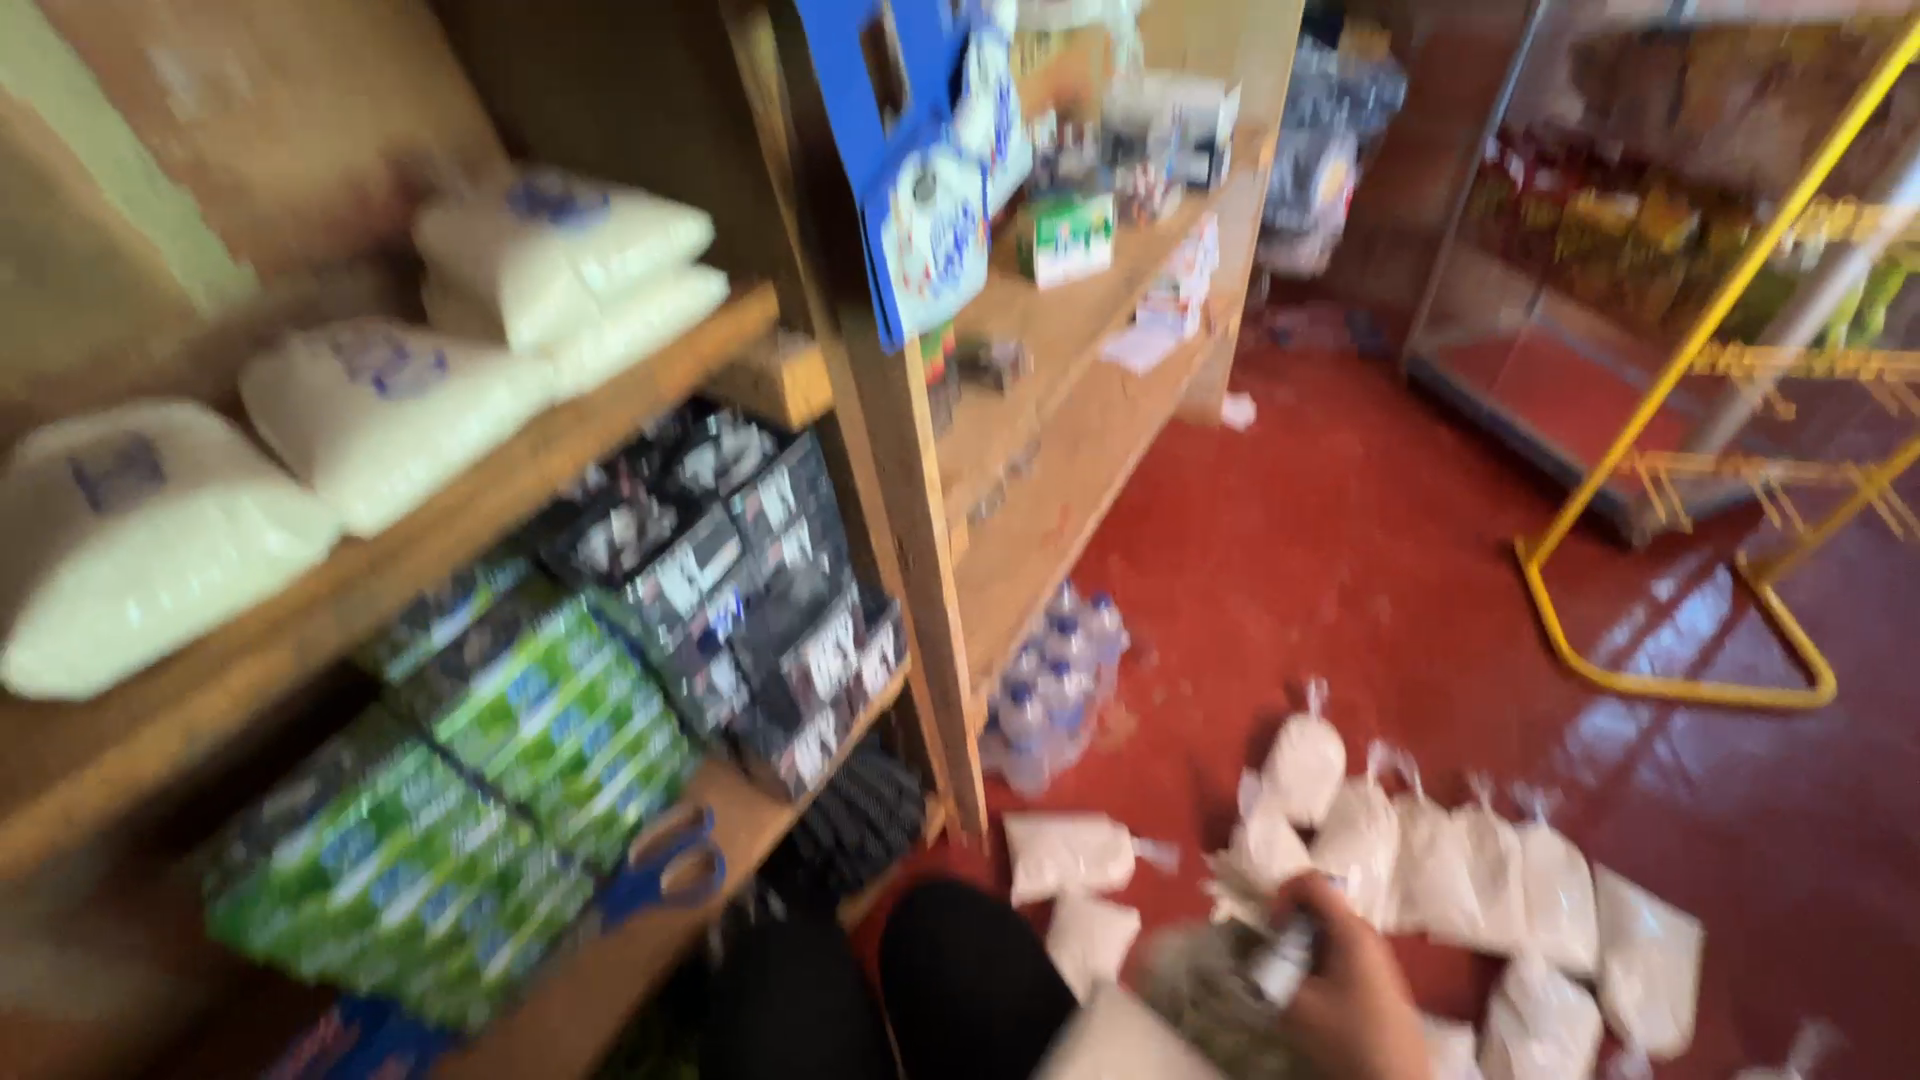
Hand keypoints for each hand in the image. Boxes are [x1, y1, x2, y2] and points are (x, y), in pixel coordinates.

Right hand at [1273, 872, 1431, 1079]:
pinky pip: (1339, 949)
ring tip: (1290, 976)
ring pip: (1327, 929)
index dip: (1282, 893)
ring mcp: (1374, 957)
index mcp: (1350, 931)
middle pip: (1318, 905)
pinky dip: (1316, 958)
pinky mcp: (1376, 978)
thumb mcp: (1297, 1006)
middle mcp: (1366, 934)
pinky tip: (1312, 993)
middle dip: (1289, 922)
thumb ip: (1266, 971)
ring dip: (1301, 943)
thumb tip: (1248, 953)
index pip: (1311, 881)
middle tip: (1274, 953)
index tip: (1271, 926)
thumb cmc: (1349, 1040)